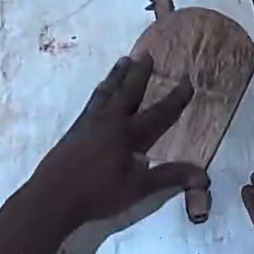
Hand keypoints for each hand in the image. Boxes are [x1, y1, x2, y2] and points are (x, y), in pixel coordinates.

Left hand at [28, 56, 207, 229]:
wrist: (51, 199)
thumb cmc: (97, 194)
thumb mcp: (138, 188)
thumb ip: (169, 177)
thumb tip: (202, 174)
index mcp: (127, 134)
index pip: (158, 112)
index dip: (175, 98)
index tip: (187, 81)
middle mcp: (108, 122)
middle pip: (127, 91)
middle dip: (139, 73)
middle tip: (146, 54)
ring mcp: (87, 124)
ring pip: (106, 93)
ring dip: (116, 76)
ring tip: (122, 61)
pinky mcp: (73, 132)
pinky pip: (91, 104)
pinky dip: (99, 93)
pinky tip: (99, 96)